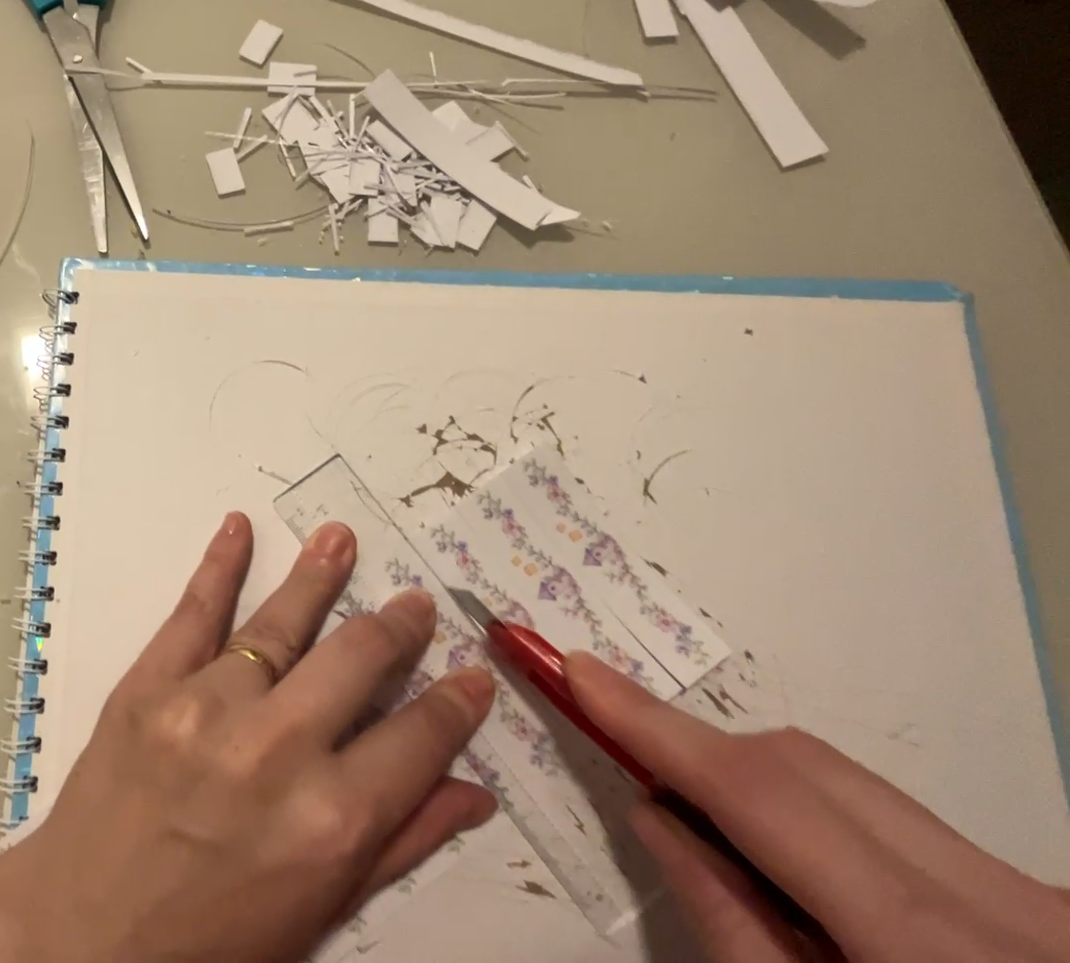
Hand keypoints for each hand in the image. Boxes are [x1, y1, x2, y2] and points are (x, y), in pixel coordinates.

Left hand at [0, 515, 497, 960]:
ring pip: (280, 623)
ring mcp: (206, 705)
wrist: (85, 935)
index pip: (418, 738)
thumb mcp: (320, 914)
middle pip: (357, 660)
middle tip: (416, 603)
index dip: (456, 703)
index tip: (473, 673)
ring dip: (317, 575)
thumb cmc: (211, 941)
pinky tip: (239, 529)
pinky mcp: (147, 685)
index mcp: (332, 818)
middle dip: (396, 627)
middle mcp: (277, 748)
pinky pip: (192, 613)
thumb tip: (472, 791)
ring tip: (341, 538)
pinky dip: (218, 565)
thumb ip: (399, 844)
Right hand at [567, 653, 1069, 962]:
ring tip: (731, 853)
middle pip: (806, 766)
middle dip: (704, 756)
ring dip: (761, 791)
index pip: (761, 794)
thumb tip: (654, 812)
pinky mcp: (1047, 896)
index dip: (657, 726)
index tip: (581, 671)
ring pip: (850, 782)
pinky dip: (820, 821)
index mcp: (937, 950)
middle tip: (638, 774)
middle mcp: (1011, 903)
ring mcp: (1041, 893)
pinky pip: (897, 818)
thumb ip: (727, 917)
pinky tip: (810, 883)